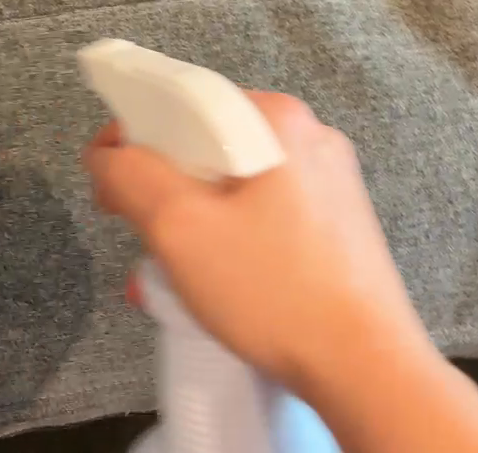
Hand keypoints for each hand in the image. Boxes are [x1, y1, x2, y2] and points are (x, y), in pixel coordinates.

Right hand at [83, 90, 433, 400]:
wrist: (372, 375)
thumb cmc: (271, 290)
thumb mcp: (178, 226)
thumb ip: (128, 175)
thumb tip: (105, 156)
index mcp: (274, 116)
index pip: (180, 102)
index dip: (130, 138)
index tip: (106, 183)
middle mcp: (306, 133)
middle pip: (205, 142)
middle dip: (161, 185)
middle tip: (134, 229)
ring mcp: (329, 177)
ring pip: (231, 178)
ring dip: (191, 214)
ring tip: (167, 264)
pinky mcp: (339, 218)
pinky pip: (262, 205)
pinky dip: (227, 228)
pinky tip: (212, 272)